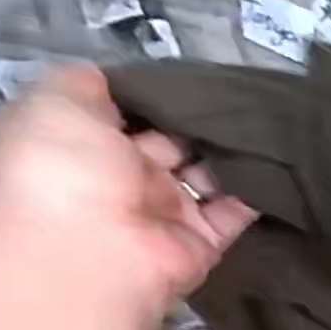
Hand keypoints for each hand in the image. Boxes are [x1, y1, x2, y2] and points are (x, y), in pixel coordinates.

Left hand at [0, 63, 256, 317]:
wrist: (93, 252)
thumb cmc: (61, 169)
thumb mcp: (56, 105)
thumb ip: (85, 84)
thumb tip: (112, 77)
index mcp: (71, 142)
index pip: (113, 111)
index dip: (144, 94)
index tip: (182, 78)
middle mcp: (116, 176)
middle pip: (166, 142)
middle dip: (195, 123)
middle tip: (233, 100)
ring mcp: (161, 210)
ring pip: (203, 175)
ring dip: (228, 155)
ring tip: (261, 129)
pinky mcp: (202, 239)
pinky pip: (234, 211)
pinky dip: (254, 193)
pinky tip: (274, 168)